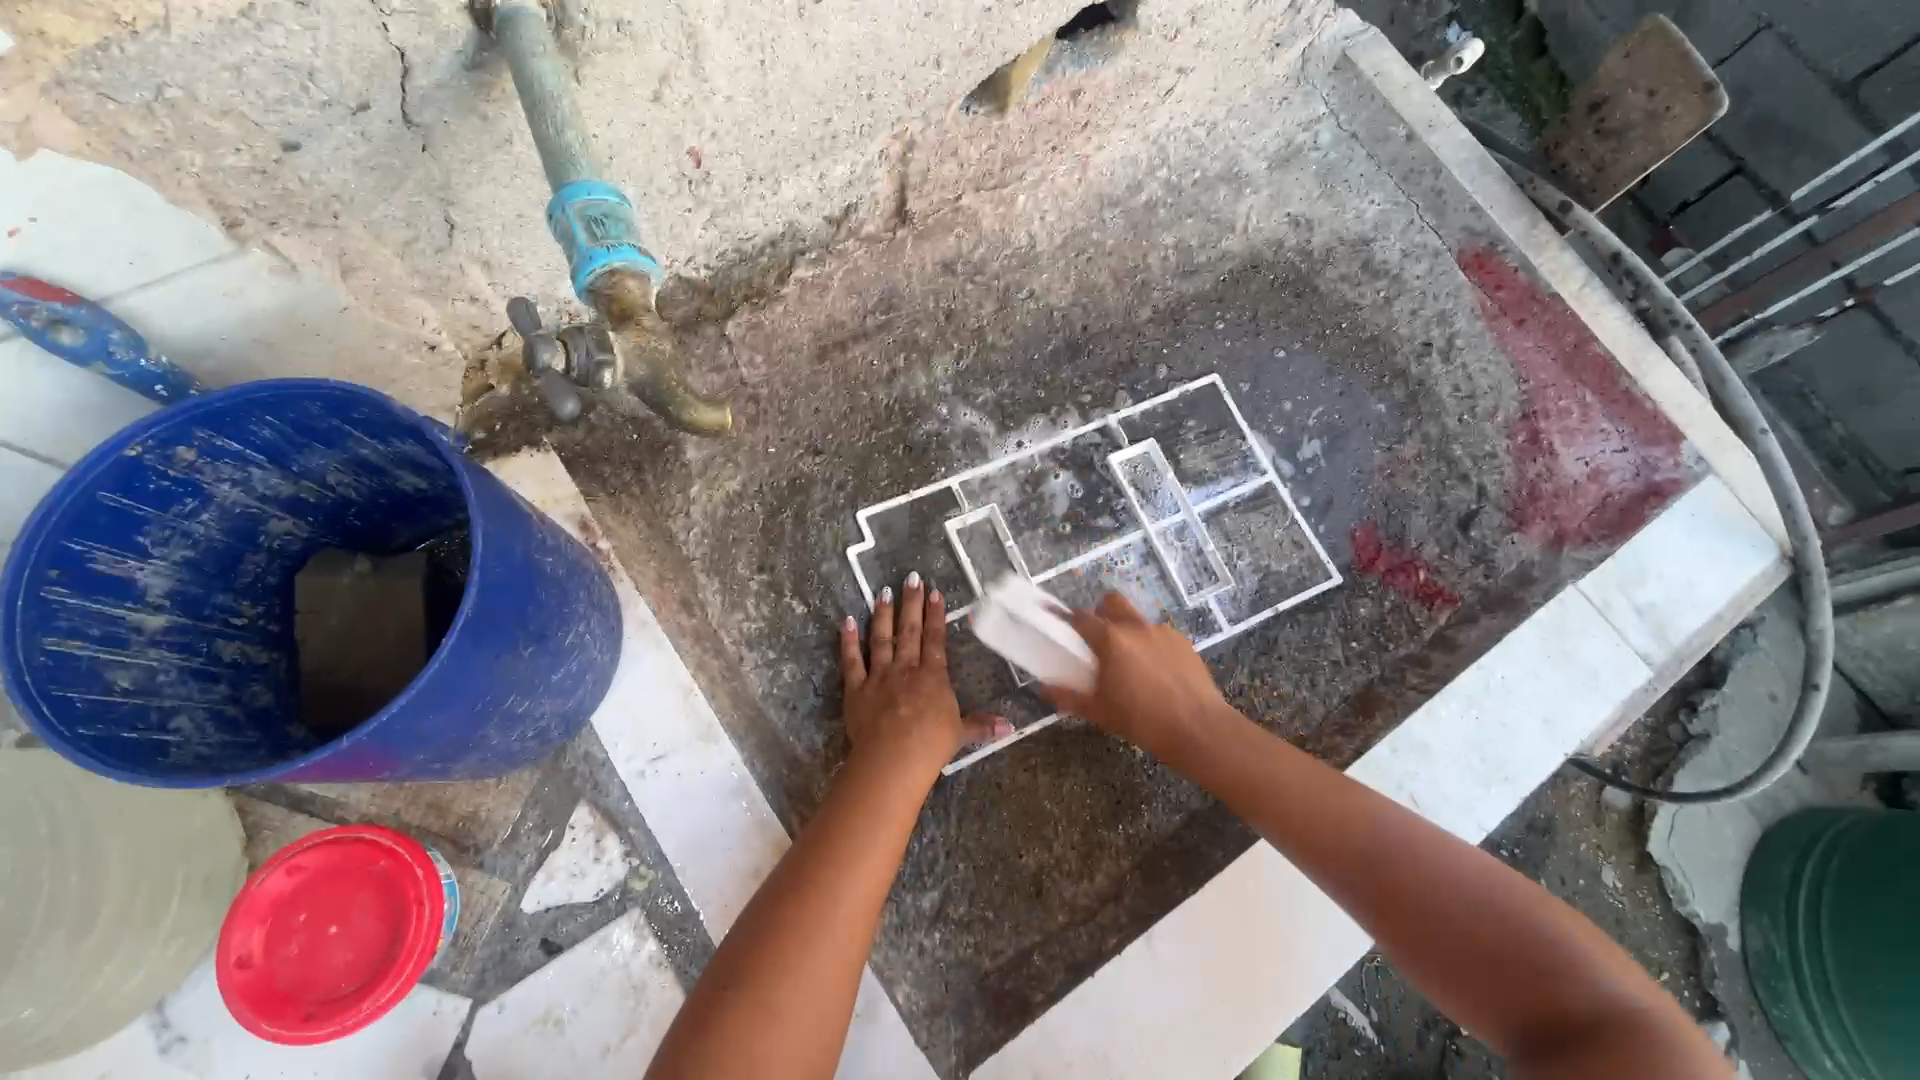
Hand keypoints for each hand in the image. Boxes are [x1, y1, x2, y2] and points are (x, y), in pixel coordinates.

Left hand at [841, 573, 1011, 774]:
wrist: (894, 757)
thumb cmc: (931, 745)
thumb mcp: (960, 734)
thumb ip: (981, 726)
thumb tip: (1009, 727)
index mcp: (933, 676)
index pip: (935, 639)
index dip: (935, 614)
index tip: (935, 592)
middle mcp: (906, 668)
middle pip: (909, 630)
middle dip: (911, 603)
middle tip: (910, 578)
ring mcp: (879, 676)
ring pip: (881, 639)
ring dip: (882, 614)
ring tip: (883, 592)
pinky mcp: (856, 689)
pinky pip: (852, 661)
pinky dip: (848, 641)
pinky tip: (847, 621)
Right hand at [1042, 592, 1236, 763]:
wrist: (1198, 728)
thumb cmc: (1142, 721)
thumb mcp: (1100, 712)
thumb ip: (1070, 697)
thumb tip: (1046, 689)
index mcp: (1111, 640)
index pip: (1081, 618)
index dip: (1068, 619)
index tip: (1061, 625)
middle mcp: (1136, 628)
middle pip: (1112, 602)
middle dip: (1101, 612)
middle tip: (1098, 638)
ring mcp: (1163, 633)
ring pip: (1138, 619)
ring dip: (1128, 631)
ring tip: (1131, 662)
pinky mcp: (1184, 643)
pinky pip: (1160, 636)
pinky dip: (1152, 646)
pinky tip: (1157, 673)